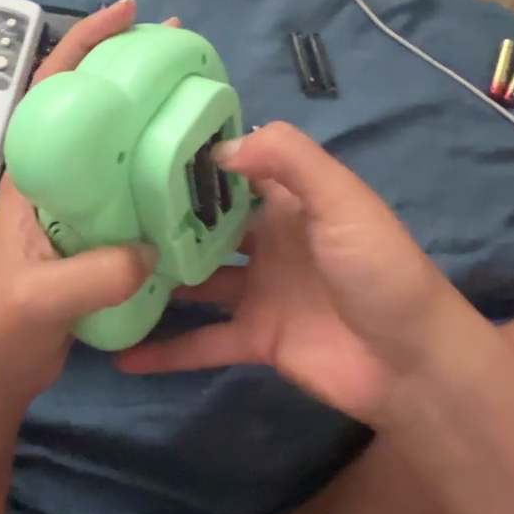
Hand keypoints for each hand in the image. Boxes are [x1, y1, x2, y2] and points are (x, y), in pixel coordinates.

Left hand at [0, 0, 165, 402]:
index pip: (51, 92)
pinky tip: (193, 168)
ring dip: (151, 115)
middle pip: (92, 107)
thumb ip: (91, 277)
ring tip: (197, 96)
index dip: (82, 45)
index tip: (124, 14)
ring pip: (117, 146)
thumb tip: (151, 249)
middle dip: (128, 67)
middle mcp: (55, 179)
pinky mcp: (97, 235)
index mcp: (32, 176)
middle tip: (179, 46)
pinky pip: (133, 187)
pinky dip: (161, 168)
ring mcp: (77, 206)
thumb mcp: (38, 302)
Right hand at [116, 123, 468, 422]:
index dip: (195, 158)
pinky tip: (121, 353)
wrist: (413, 364)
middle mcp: (272, 239)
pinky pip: (204, 343)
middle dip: (164, 217)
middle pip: (209, 222)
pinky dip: (167, 350)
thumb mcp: (340, 199)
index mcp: (294, 199)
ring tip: (100, 272)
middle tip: (101, 212)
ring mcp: (262, 290)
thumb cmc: (378, 268)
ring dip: (158, 278)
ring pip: (199, 280)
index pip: (238, 167)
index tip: (136, 149)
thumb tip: (218, 149)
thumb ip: (287, 160)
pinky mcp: (258, 339)